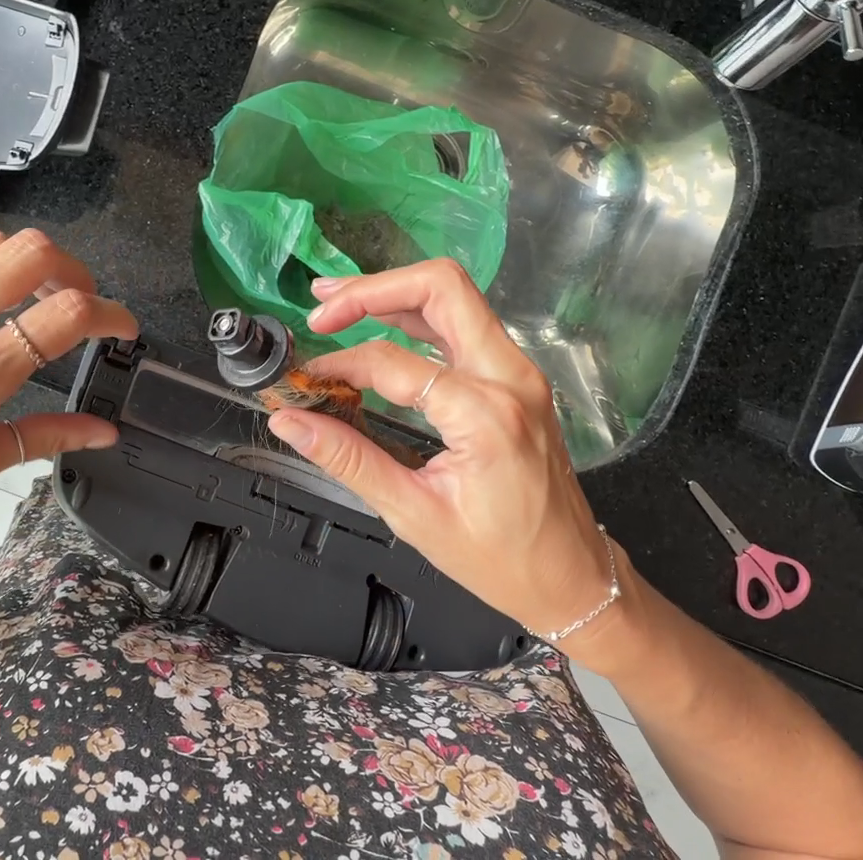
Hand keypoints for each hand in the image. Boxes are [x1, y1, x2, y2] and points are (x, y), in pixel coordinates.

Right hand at [263, 258, 617, 640]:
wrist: (572, 576)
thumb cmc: (501, 558)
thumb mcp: (414, 514)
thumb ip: (348, 459)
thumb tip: (290, 422)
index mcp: (486, 415)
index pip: (393, 362)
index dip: (339, 363)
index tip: (307, 379)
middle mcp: (510, 377)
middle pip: (441, 287)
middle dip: (373, 288)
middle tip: (321, 304)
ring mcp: (519, 372)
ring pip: (455, 295)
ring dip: (394, 292)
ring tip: (339, 300)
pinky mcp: (516, 377)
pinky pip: (464, 322)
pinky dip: (417, 313)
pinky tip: (381, 321)